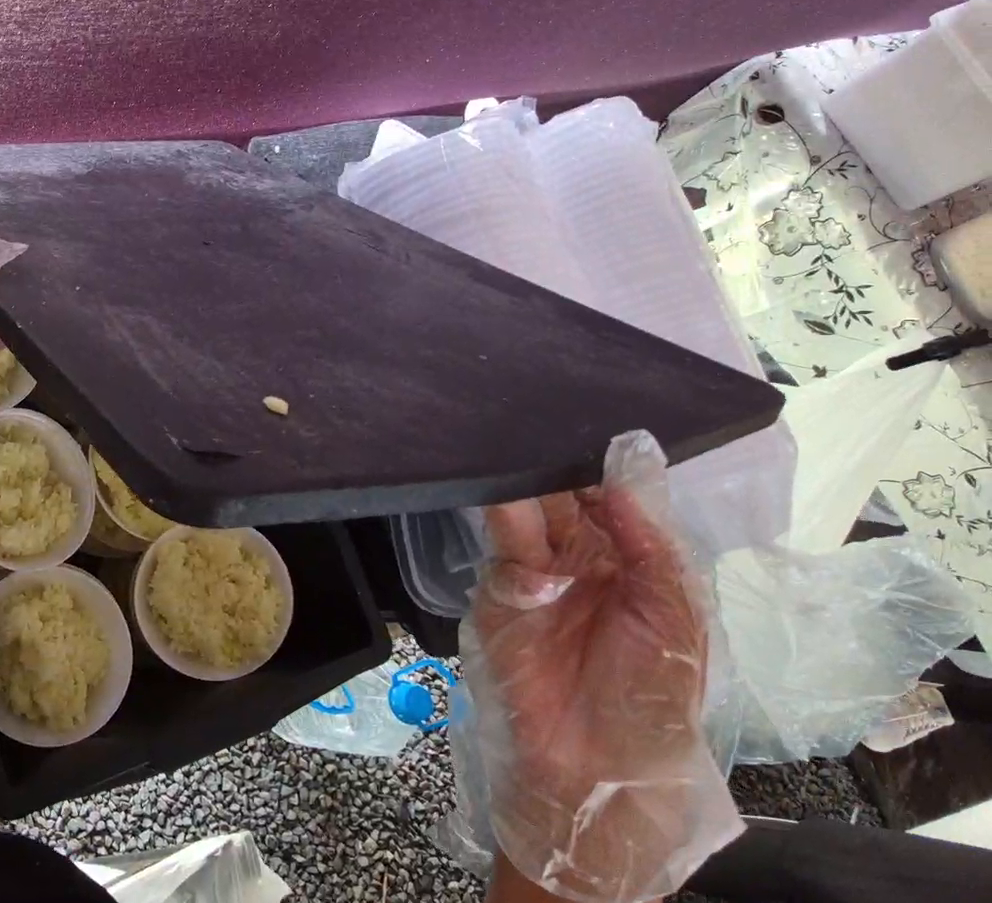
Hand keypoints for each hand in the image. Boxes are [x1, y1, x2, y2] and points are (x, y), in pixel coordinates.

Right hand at [463, 434, 740, 901]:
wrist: (593, 756)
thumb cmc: (651, 690)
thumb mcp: (675, 617)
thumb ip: (649, 547)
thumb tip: (618, 481)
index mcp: (635, 566)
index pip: (618, 505)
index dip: (608, 471)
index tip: (594, 428)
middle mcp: (586, 561)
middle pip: (571, 502)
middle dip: (561, 467)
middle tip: (543, 420)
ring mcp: (539, 572)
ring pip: (533, 515)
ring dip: (529, 484)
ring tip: (517, 440)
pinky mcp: (500, 587)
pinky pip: (503, 544)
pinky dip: (503, 516)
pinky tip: (502, 490)